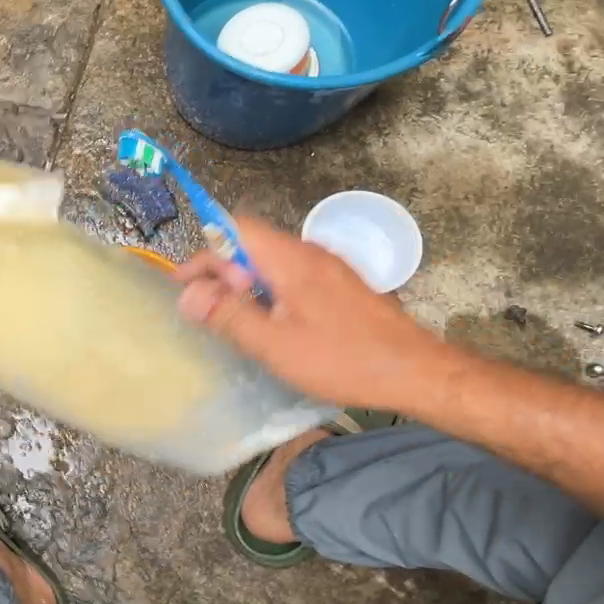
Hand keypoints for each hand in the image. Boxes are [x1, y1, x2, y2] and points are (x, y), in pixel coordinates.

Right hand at [174, 216, 458, 411]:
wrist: (418, 373)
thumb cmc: (343, 359)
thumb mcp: (274, 343)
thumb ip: (227, 315)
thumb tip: (188, 295)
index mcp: (291, 259)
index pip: (234, 229)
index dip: (203, 252)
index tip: (184, 284)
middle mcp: (310, 253)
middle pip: (252, 243)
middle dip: (222, 270)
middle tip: (208, 308)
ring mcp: (329, 268)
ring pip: (271, 261)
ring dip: (245, 282)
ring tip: (235, 318)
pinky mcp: (341, 286)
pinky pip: (291, 275)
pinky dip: (269, 290)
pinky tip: (270, 322)